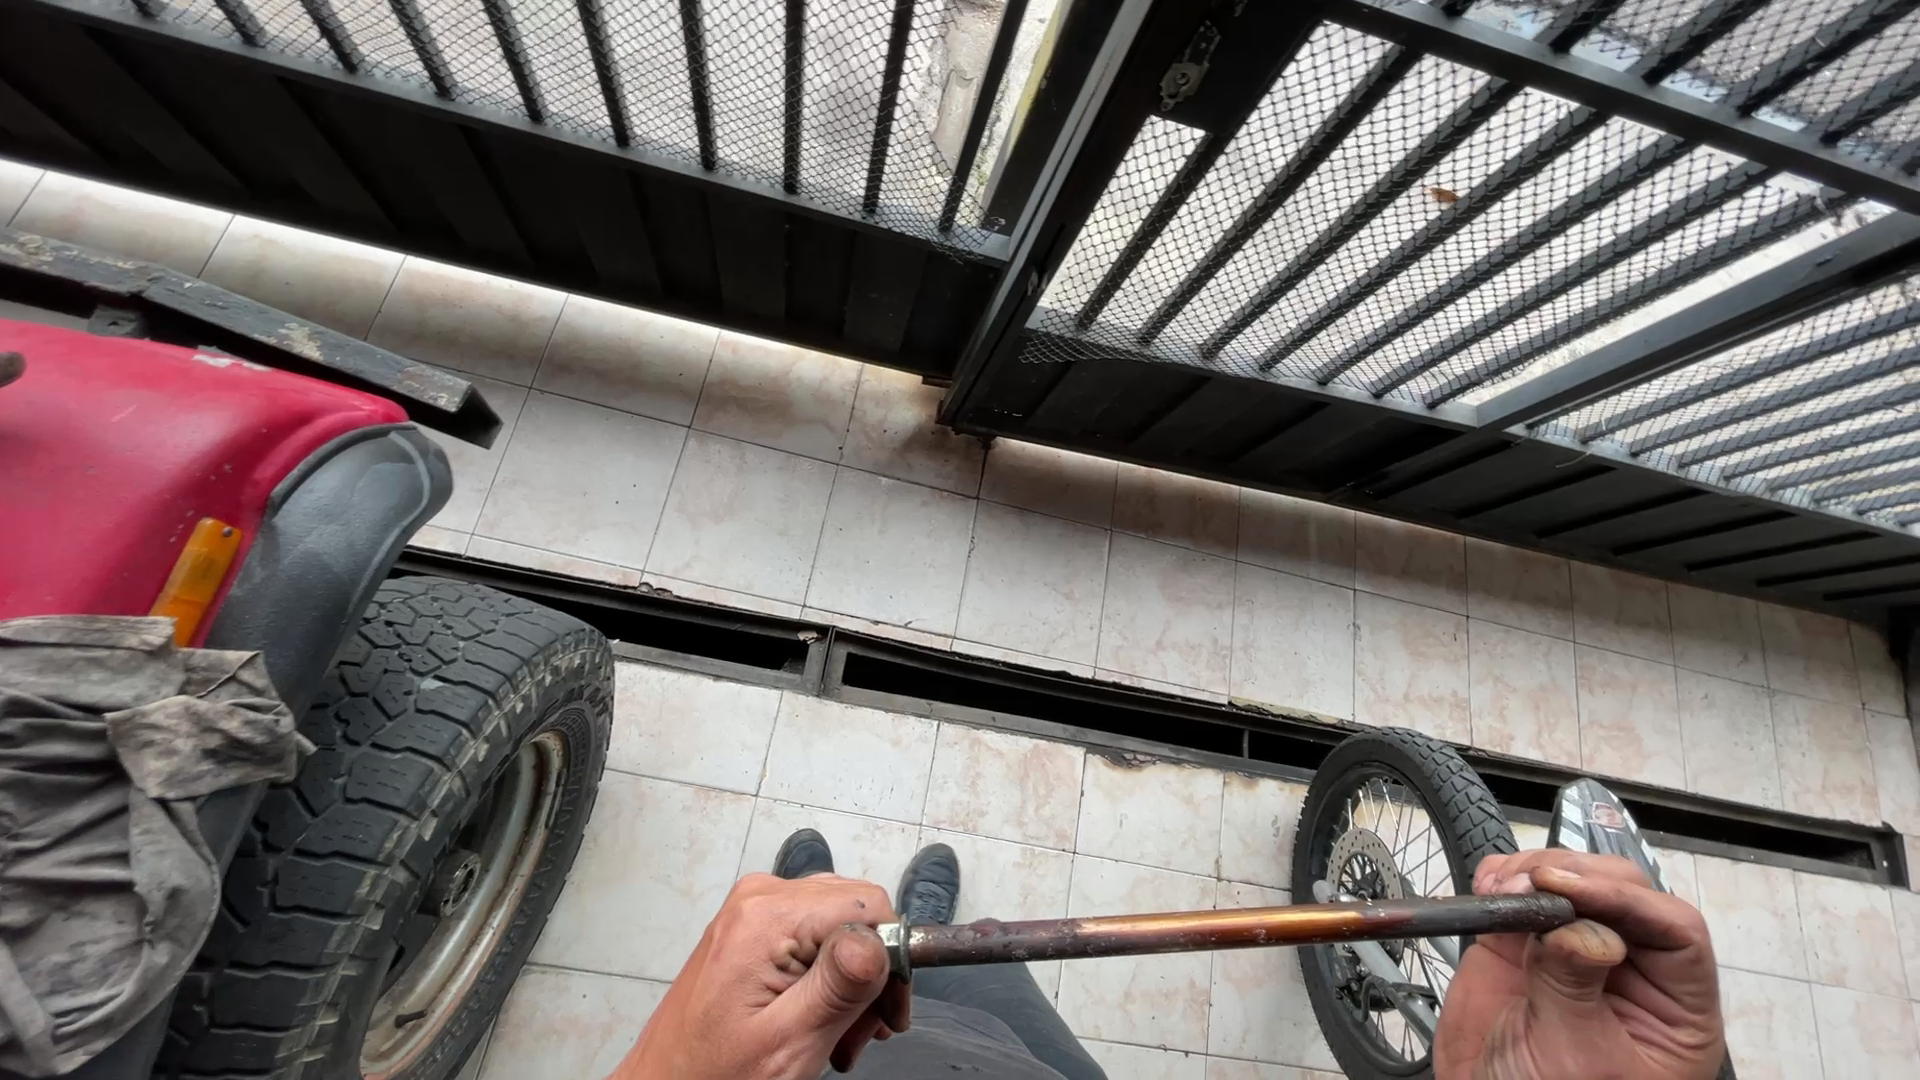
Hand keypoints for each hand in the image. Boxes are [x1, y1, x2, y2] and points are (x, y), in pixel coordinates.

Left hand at [614, 873, 910, 1078]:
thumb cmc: (711, 1078)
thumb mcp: (786, 1043)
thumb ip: (838, 985)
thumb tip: (884, 936)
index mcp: (768, 915)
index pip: (868, 904)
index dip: (891, 956)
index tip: (889, 1013)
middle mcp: (763, 895)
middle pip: (856, 910)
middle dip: (871, 972)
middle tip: (864, 1034)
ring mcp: (757, 907)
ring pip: (841, 921)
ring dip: (852, 978)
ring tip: (840, 1036)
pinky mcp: (755, 923)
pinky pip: (814, 931)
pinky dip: (828, 973)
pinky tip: (820, 1016)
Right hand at [1431, 850, 1725, 1079]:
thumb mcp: (1575, 1052)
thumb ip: (1576, 986)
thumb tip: (1584, 927)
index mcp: (1671, 1007)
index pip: (1675, 931)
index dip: (1626, 899)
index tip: (1562, 887)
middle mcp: (1627, 968)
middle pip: (1623, 892)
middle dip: (1574, 876)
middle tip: (1527, 884)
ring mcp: (1567, 948)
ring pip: (1569, 878)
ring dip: (1529, 871)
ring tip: (1498, 891)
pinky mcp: (1516, 939)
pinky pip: (1515, 888)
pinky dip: (1497, 875)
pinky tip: (1485, 889)